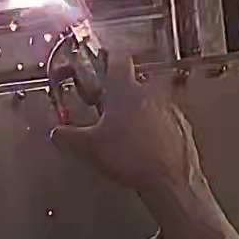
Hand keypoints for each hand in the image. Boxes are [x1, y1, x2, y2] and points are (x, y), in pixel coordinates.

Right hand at [51, 58, 210, 213]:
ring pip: (149, 104)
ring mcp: (168, 110)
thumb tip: (57, 133)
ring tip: (126, 135)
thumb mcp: (89, 147)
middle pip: (133, 84)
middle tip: (107, 111)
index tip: (104, 62)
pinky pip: (165, 122)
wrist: (169, 179)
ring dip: (138, 114)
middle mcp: (149, 94)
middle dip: (120, 96)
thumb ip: (68, 136)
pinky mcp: (181, 127)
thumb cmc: (130, 157)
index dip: (110, 59)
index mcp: (125, 92)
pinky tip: (146, 148)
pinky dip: (155, 130)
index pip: (118, 60)